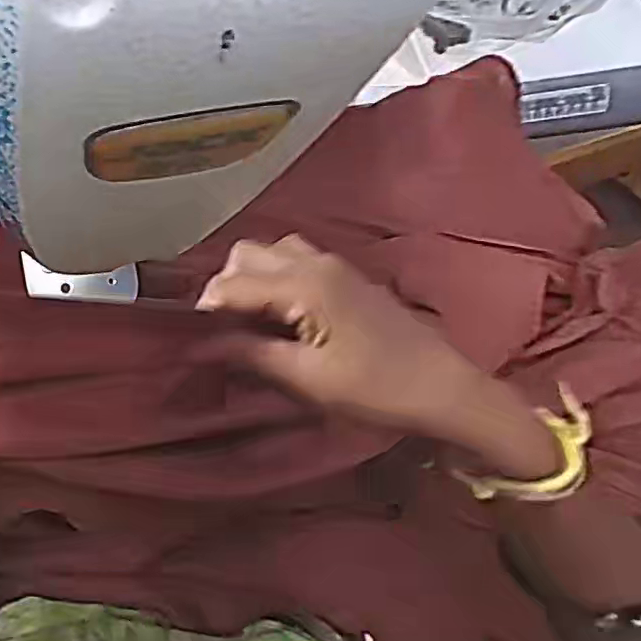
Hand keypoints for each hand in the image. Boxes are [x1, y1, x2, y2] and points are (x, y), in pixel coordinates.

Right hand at [197, 235, 560, 478]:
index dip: (206, 308)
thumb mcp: (306, 378)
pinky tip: (278, 307)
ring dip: (249, 274)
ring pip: (270, 249)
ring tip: (247, 313)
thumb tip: (198, 346)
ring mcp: (333, 264)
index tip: (193, 337)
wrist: (448, 391)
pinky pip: (293, 256)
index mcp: (304, 286)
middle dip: (224, 284)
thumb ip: (249, 354)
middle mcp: (314, 263)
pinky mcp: (346, 274)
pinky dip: (273, 273)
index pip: (233, 284)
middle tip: (221, 325)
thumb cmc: (376, 389)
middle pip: (245, 254)